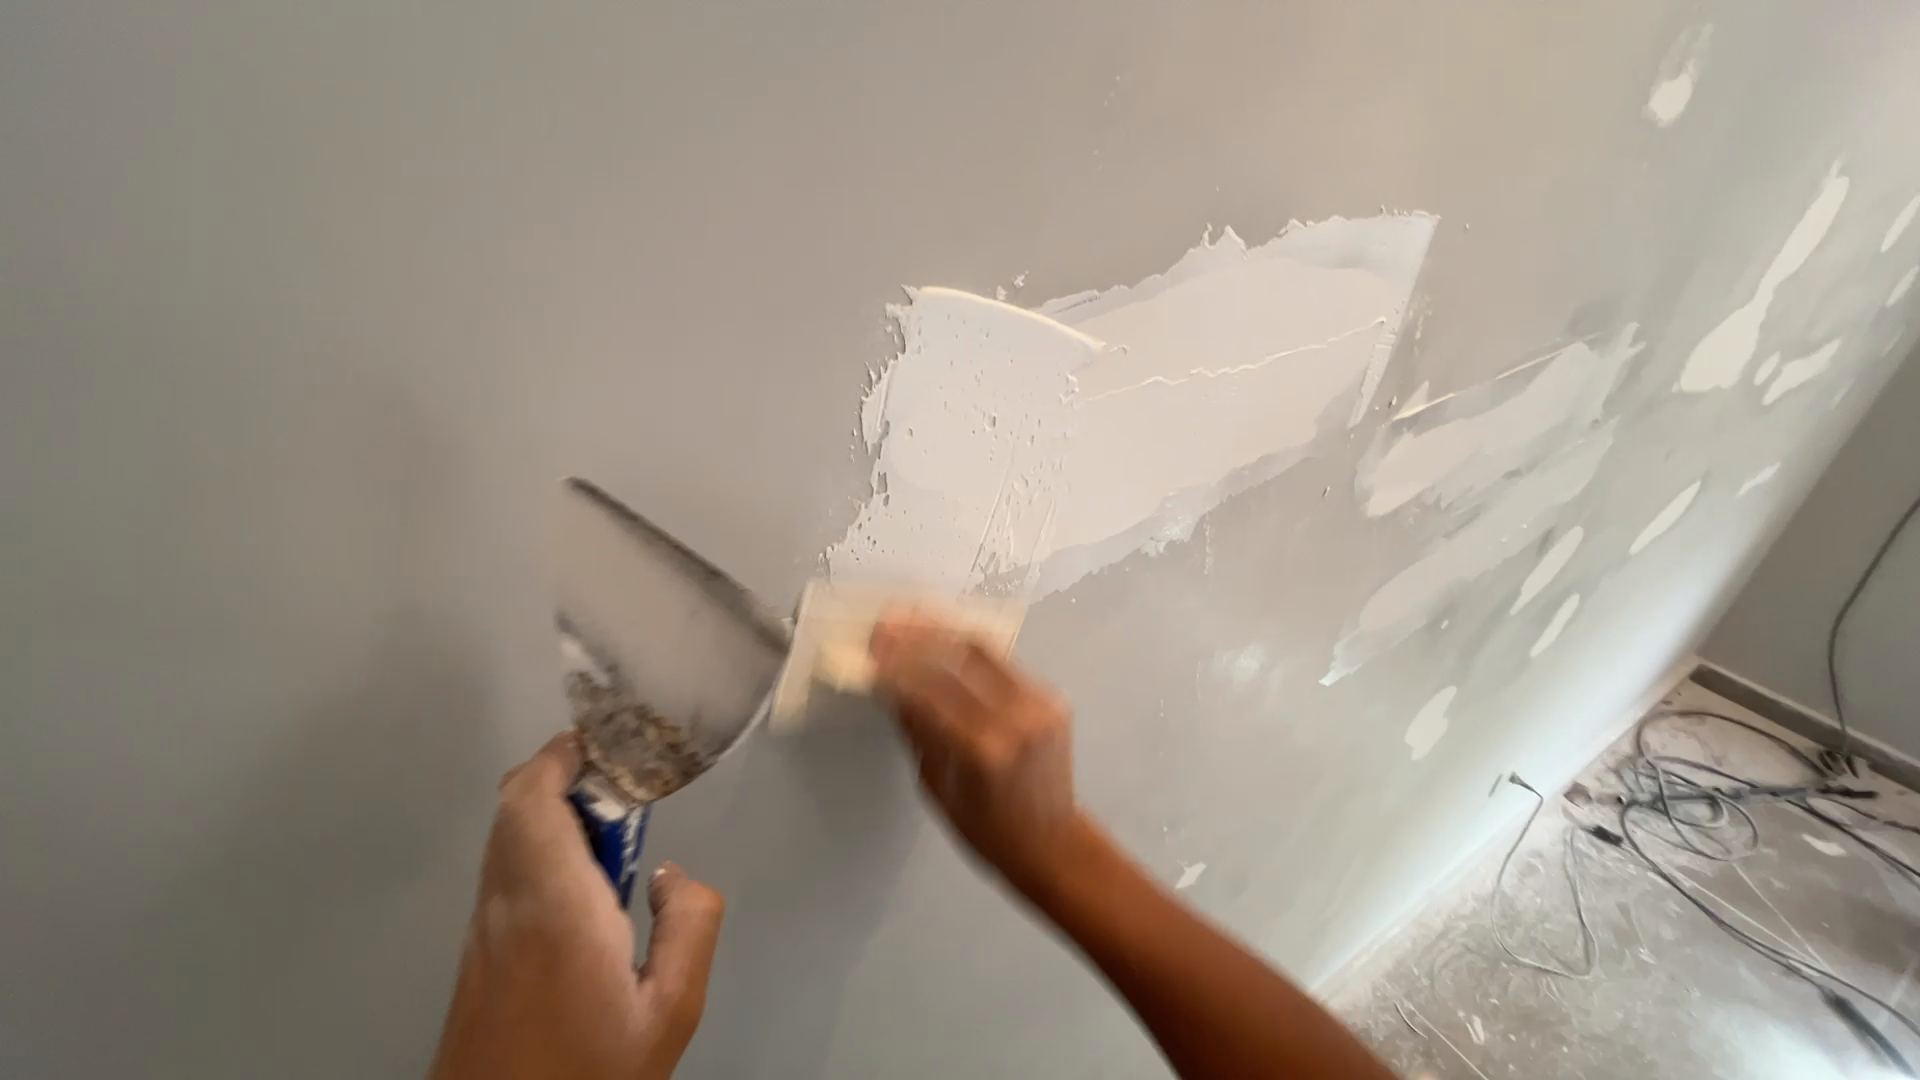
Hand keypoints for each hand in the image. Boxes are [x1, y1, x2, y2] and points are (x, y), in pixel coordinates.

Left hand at [429, 733, 724, 1079]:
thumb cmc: (590, 1076)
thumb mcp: (671, 1009)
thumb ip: (691, 925)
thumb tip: (669, 875)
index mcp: (553, 907)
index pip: (531, 800)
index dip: (561, 756)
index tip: (609, 743)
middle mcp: (505, 907)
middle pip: (512, 807)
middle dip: (563, 774)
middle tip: (625, 783)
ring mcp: (482, 932)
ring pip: (505, 837)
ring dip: (552, 810)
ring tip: (616, 827)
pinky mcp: (477, 956)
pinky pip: (506, 871)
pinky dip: (541, 846)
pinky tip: (589, 882)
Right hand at [870, 613, 1080, 893]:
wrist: (1052, 842)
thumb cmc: (987, 830)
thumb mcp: (936, 784)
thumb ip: (917, 729)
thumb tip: (889, 686)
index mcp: (983, 749)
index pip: (930, 692)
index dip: (896, 668)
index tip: (870, 652)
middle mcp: (1016, 718)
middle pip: (959, 657)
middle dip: (917, 636)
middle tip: (885, 625)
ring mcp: (1040, 703)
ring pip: (983, 650)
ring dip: (942, 630)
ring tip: (909, 618)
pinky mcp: (1051, 696)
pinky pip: (1003, 662)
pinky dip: (969, 647)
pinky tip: (943, 637)